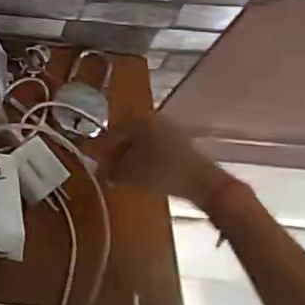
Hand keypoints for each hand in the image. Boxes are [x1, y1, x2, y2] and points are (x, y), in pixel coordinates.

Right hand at [108, 114, 243, 214]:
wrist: (206, 185)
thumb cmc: (162, 172)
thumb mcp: (129, 174)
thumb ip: (111, 171)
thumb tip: (102, 173)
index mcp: (140, 120)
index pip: (113, 131)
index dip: (103, 149)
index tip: (98, 163)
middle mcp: (156, 119)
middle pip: (129, 135)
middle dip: (119, 152)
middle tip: (110, 168)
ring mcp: (173, 131)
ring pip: (145, 143)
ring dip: (134, 157)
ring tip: (127, 174)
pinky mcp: (186, 145)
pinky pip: (159, 149)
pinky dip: (149, 160)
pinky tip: (146, 175)